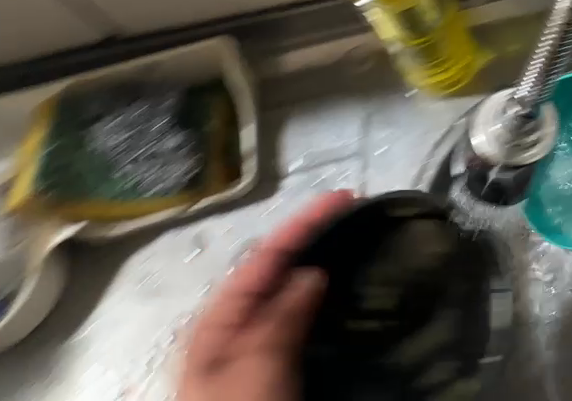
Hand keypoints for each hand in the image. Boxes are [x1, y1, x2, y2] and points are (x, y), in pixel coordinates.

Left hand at [179, 190, 355, 400]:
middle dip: (310, 235)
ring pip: (283, 292)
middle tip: (355, 212)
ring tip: (351, 238)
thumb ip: (280, 319)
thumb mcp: (257, 373)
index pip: (262, 258)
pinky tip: (337, 289)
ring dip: (314, 260)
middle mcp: (228, 331)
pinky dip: (316, 295)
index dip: (302, 223)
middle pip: (271, 268)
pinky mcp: (266, 373)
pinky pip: (293, 319)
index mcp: (216, 324)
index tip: (344, 197)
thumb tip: (310, 271)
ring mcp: (246, 353)